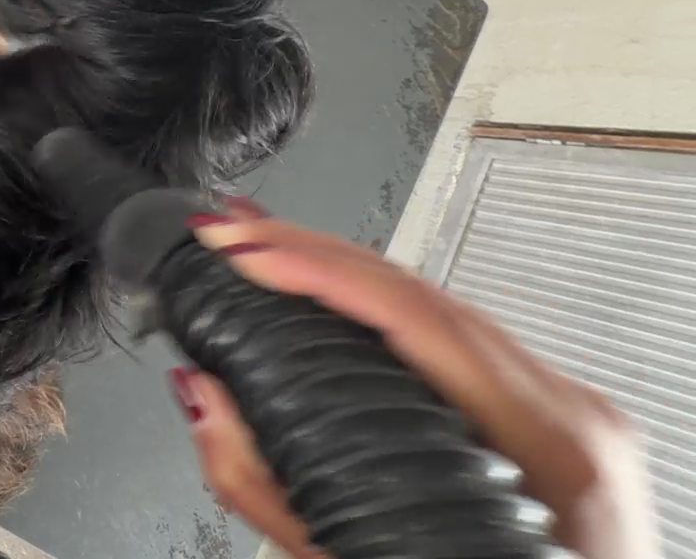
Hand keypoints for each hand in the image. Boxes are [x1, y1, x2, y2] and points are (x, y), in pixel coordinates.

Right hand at [171, 200, 658, 558]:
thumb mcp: (352, 554)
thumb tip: (201, 394)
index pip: (411, 316)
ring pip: (422, 287)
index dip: (316, 269)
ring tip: (249, 238)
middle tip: (223, 233)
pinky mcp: (532, 388)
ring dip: (322, 254)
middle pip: (410, 286)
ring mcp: (552, 393)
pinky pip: (432, 309)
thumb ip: (262, 485)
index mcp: (540, 448)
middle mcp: (559, 408)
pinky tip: (309, 260)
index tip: (243, 254)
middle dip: (299, 246)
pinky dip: (356, 278)